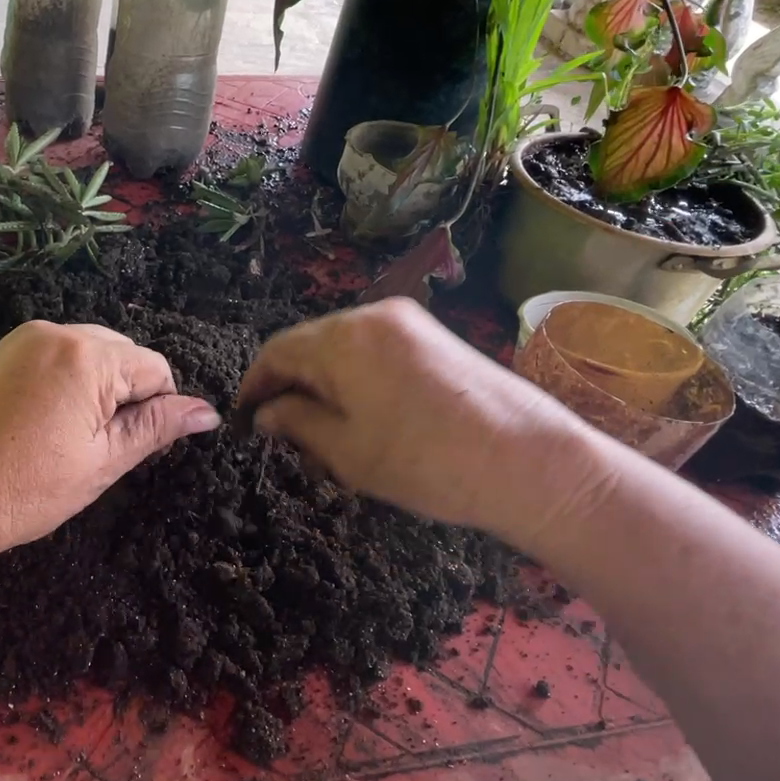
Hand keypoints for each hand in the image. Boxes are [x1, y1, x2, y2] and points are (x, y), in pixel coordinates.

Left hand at [0, 321, 220, 581]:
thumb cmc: (22, 489)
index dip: (156, 409)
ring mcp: (22, 340)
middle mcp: (55, 333)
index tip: (130, 449)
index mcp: (86, 355)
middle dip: (124, 396)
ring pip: (88, 355)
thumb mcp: (102, 462)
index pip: (154, 368)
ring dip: (94, 390)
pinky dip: (63, 384)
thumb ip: (156, 428)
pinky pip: (53, 357)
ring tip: (66, 440)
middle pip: (121, 355)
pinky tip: (41, 426)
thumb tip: (208, 412)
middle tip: (97, 448)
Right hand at [235, 298, 621, 546]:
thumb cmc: (426, 462)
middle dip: (292, 388)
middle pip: (310, 345)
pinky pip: (376, 351)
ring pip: (343, 350)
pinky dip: (358, 380)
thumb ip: (296, 423)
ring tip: (328, 436)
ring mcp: (410, 323)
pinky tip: (366, 419)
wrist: (534, 464)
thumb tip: (267, 413)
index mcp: (343, 337)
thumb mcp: (345, 451)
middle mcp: (373, 315)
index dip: (254, 386)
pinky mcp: (436, 338)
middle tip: (287, 438)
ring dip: (326, 386)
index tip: (245, 421)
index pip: (277, 351)